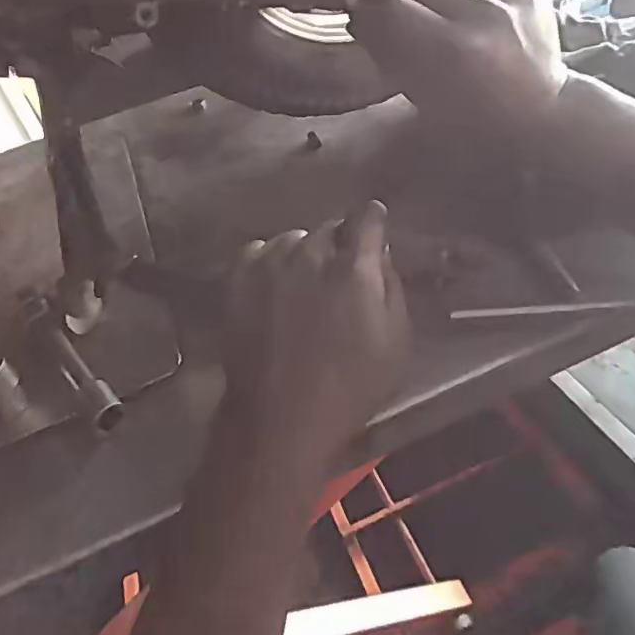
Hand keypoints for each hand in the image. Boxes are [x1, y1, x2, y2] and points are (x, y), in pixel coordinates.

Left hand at [220, 200, 411, 475]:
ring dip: (304, 255)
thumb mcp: (396, 341)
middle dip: (339, 247)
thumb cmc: (351, 386)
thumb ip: (390, 286)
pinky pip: (260, 251)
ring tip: (303, 288)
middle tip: (338, 280)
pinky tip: (275, 290)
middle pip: (330, 229)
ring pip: (294, 239)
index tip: (373, 231)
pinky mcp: (238, 278)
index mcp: (354, 269)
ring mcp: (269, 264)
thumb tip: (379, 254)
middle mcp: (310, 254)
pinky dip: (271, 262)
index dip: (373, 221)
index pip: (367, 217)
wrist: (281, 417)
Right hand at [347, 0, 569, 141]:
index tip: (359, 25)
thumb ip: (392, 61)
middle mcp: (483, 15)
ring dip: (427, 1)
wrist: (545, 121)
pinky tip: (465, 26)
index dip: (366, 15)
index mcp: (454, 55)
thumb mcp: (424, 109)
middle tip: (384, 25)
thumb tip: (362, 18)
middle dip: (391, 4)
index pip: (387, 9)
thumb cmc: (478, 133)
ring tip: (431, 31)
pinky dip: (460, 0)